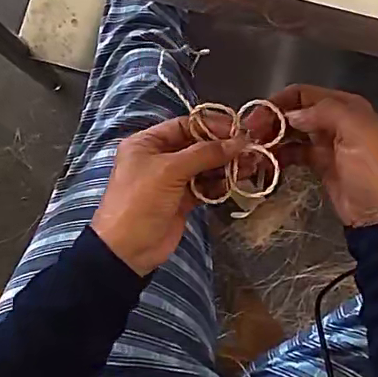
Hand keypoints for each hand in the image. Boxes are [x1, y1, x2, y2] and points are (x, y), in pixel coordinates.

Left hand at [90, 117, 243, 274]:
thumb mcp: (169, 170)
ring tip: (250, 164)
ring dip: (226, 165)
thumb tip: (238, 141)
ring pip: (205, 166)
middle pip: (197, 145)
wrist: (127, 251)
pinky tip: (238, 180)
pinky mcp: (182, 200)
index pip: (184, 125)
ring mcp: (171, 180)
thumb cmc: (140, 202)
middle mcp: (159, 158)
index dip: (211, 126)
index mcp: (147, 143)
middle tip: (250, 148)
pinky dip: (221, 183)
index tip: (239, 130)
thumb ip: (205, 153)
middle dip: (223, 147)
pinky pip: (206, 185)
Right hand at [260, 85, 377, 227]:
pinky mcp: (321, 165)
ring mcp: (327, 144)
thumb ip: (324, 113)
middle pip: (296, 112)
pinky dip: (280, 155)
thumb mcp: (356, 132)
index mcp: (347, 107)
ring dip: (273, 138)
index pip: (305, 94)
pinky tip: (266, 161)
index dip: (279, 102)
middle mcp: (336, 121)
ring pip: (292, 133)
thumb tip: (291, 115)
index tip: (257, 116)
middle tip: (250, 134)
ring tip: (253, 149)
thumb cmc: (373, 170)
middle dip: (272, 120)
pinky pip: (295, 153)